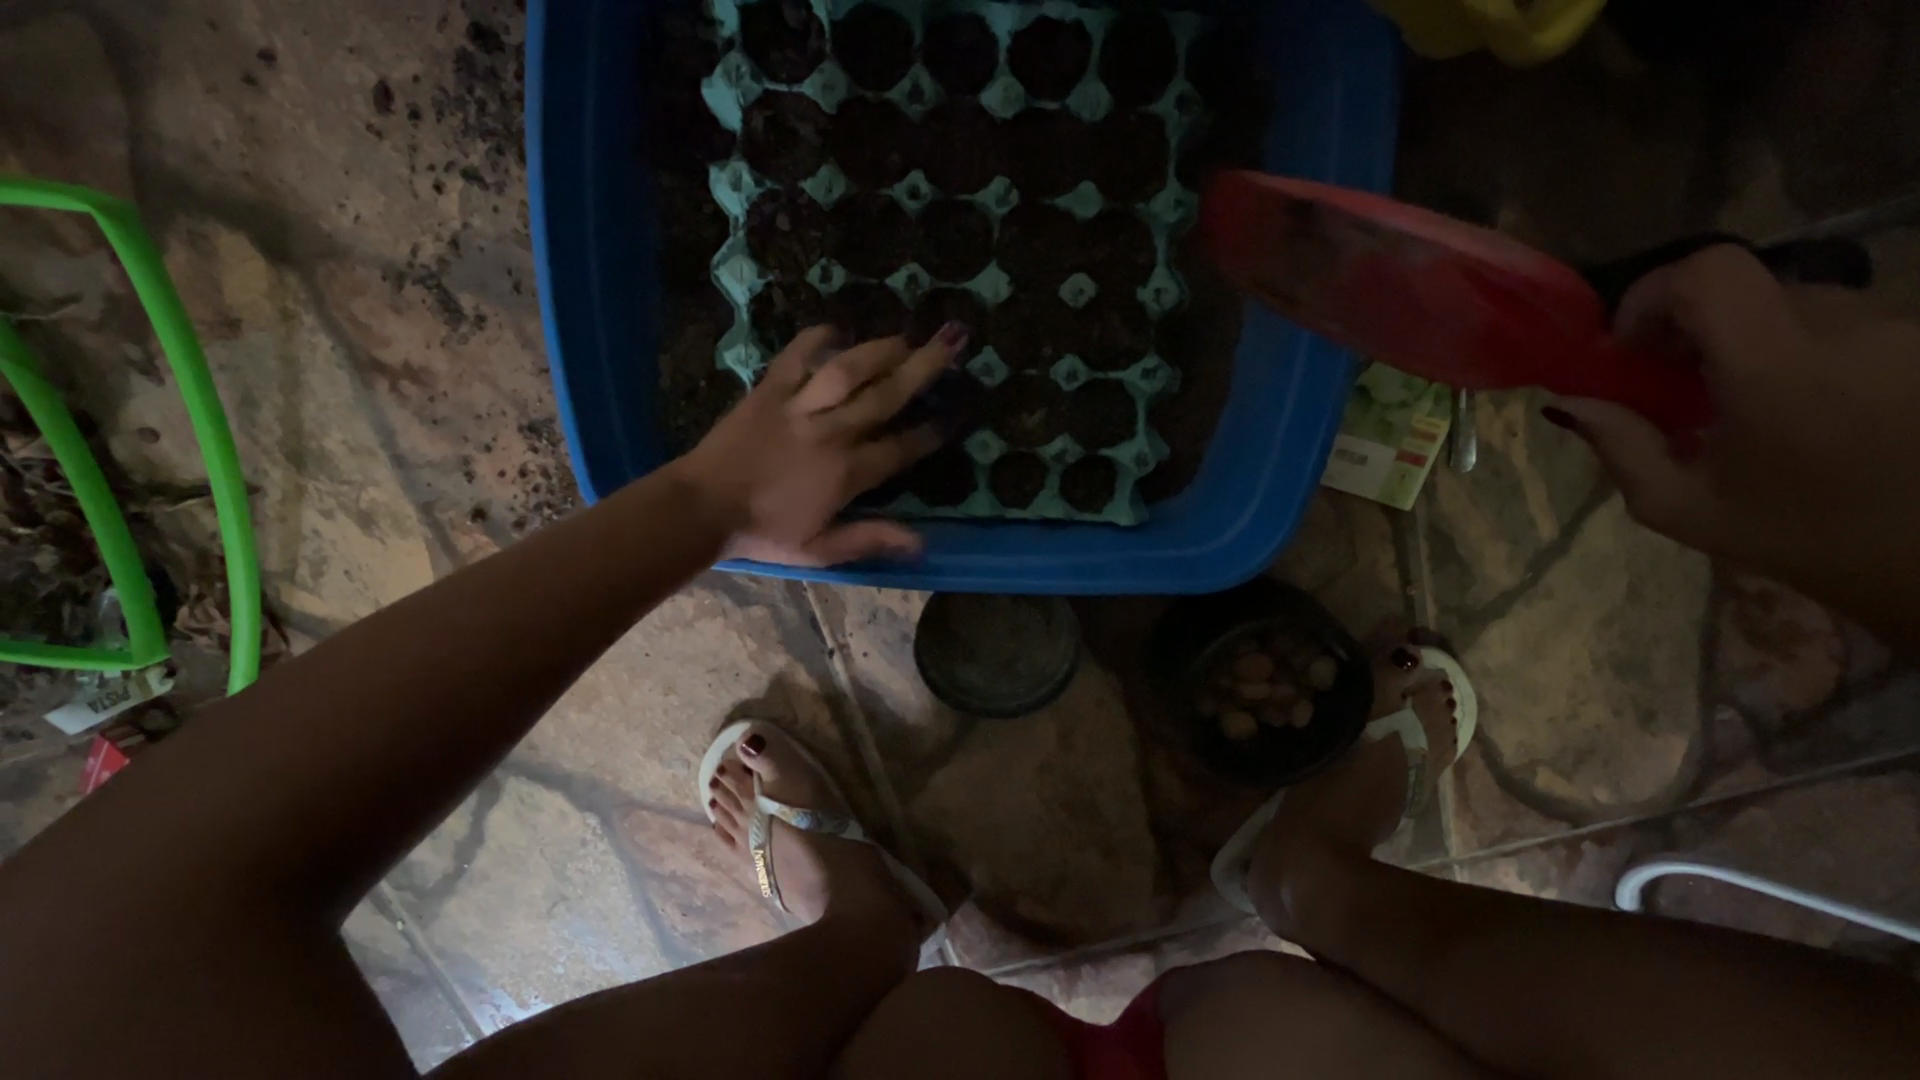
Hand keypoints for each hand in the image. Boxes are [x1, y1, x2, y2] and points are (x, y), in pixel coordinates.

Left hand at [673, 323, 964, 566]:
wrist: (701, 507)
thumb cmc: (762, 531)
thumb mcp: (819, 549)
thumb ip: (870, 539)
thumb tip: (921, 544)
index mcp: (846, 473)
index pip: (900, 448)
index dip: (931, 432)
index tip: (956, 414)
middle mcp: (831, 433)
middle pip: (886, 395)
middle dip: (924, 368)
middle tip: (953, 343)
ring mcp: (799, 406)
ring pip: (849, 369)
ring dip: (881, 349)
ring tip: (908, 336)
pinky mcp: (769, 389)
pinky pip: (797, 355)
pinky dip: (817, 338)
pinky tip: (838, 329)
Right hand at [1548, 245, 1919, 639]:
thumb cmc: (1802, 539)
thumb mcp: (1682, 506)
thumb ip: (1620, 445)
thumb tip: (1571, 402)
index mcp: (1779, 368)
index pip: (1709, 273)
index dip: (1654, 293)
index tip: (1632, 346)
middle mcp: (1849, 331)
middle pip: (1747, 291)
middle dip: (1695, 329)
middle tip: (1672, 385)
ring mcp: (1902, 333)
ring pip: (1795, 305)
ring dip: (1750, 342)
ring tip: (1737, 405)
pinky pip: (1842, 325)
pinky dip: (1799, 353)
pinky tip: (1796, 410)